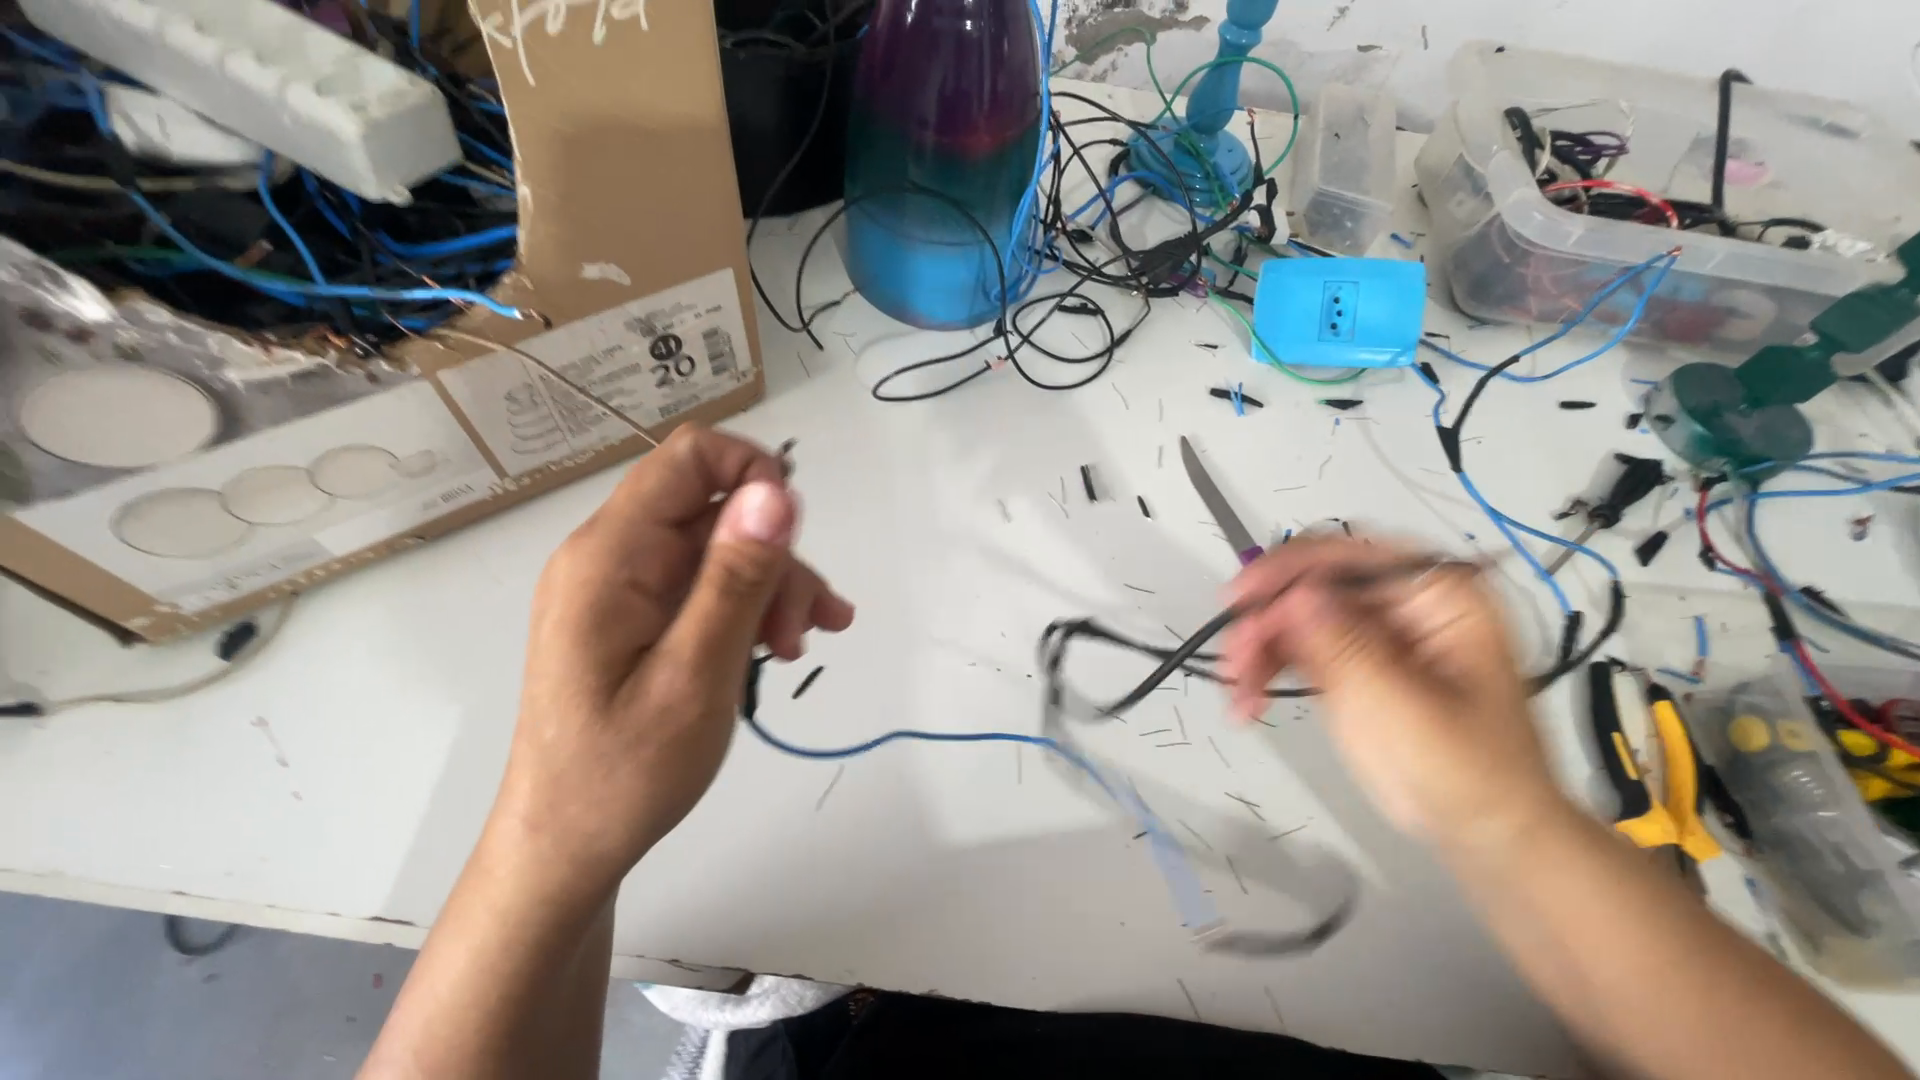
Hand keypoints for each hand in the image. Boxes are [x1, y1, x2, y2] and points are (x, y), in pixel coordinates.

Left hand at [496, 425, 853, 890]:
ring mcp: (621, 589)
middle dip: (773, 556)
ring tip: (800, 647)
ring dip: (771, 588)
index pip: (689, 458)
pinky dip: (748, 608)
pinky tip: (781, 647)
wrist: (566, 847)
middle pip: (713, 510)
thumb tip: (776, 490)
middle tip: (806, 627)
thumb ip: (736, 579)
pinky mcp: (634, 619)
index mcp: (611, 557)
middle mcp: (610, 558)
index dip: (754, 474)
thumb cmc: (624, 773)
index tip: (795, 537)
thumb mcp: (696, 675)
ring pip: (718, 550)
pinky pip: (703, 587)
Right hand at [1219, 535, 1565, 853]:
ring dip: (1258, 648)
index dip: (1289, 569)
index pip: (1351, 555)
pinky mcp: (1350, 661)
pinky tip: (1247, 701)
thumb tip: (1296, 592)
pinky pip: (1295, 647)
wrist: (1485, 832)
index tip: (1239, 598)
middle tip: (1233, 661)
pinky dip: (1266, 668)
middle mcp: (1400, 601)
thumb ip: (1346, 646)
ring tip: (1237, 697)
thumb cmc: (1462, 770)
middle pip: (1313, 583)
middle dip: (1266, 618)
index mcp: (1436, 594)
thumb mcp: (1401, 707)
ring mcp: (1373, 632)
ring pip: (1293, 614)